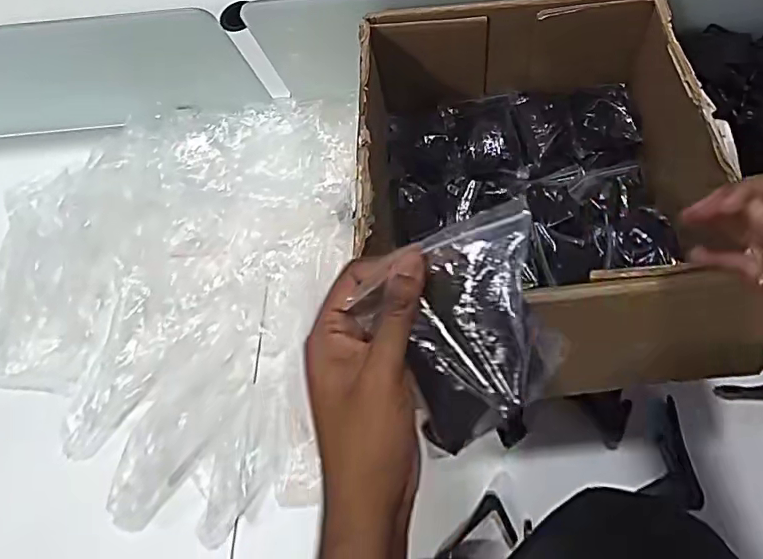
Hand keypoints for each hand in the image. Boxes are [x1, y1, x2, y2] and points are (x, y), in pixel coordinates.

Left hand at [305, 247, 425, 558]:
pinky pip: (394, 338)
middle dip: (398, 280)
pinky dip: (412, 327)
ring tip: (436, 290)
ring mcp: (359, 361)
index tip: (416, 258)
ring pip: (383, 315)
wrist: (374, 503)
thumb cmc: (363, 450)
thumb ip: (395, 313)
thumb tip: (406, 266)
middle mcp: (339, 344)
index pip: (352, 280)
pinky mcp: (378, 376)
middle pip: (367, 294)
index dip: (384, 265)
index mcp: (326, 336)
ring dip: (407, 303)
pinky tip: (432, 324)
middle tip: (431, 270)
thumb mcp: (382, 370)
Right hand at [681, 175, 762, 427]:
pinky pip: (748, 266)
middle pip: (757, 210)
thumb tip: (753, 211)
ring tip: (692, 226)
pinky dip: (723, 259)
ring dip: (720, 227)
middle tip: (694, 211)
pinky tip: (705, 261)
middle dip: (723, 205)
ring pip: (749, 235)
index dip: (739, 193)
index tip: (713, 206)